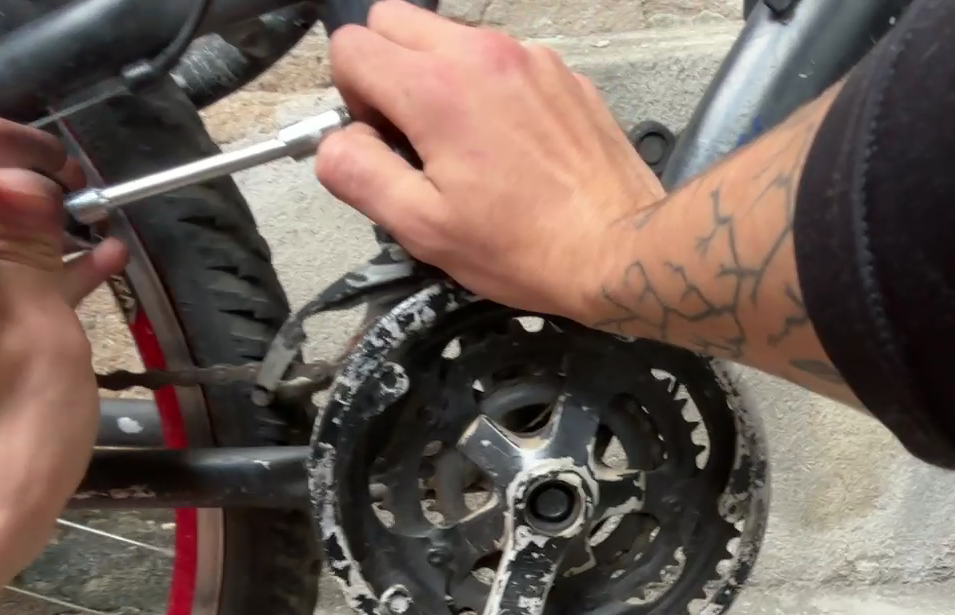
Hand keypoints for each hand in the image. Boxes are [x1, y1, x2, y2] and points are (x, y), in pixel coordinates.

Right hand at [316, 0, 663, 321]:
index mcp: (436, 89)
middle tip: (417, 140)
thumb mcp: (426, 229)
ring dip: (442, 81)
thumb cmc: (529, 249)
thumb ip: (360, 176)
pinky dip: (495, 93)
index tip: (384, 145)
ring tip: (472, 150)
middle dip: (388, 74)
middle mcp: (481, 54)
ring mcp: (530, 59)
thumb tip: (335, 144)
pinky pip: (507, 63)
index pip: (351, 48)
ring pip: (453, 39)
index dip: (353, 101)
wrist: (618, 251)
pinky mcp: (566, 77)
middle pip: (395, 23)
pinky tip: (517, 150)